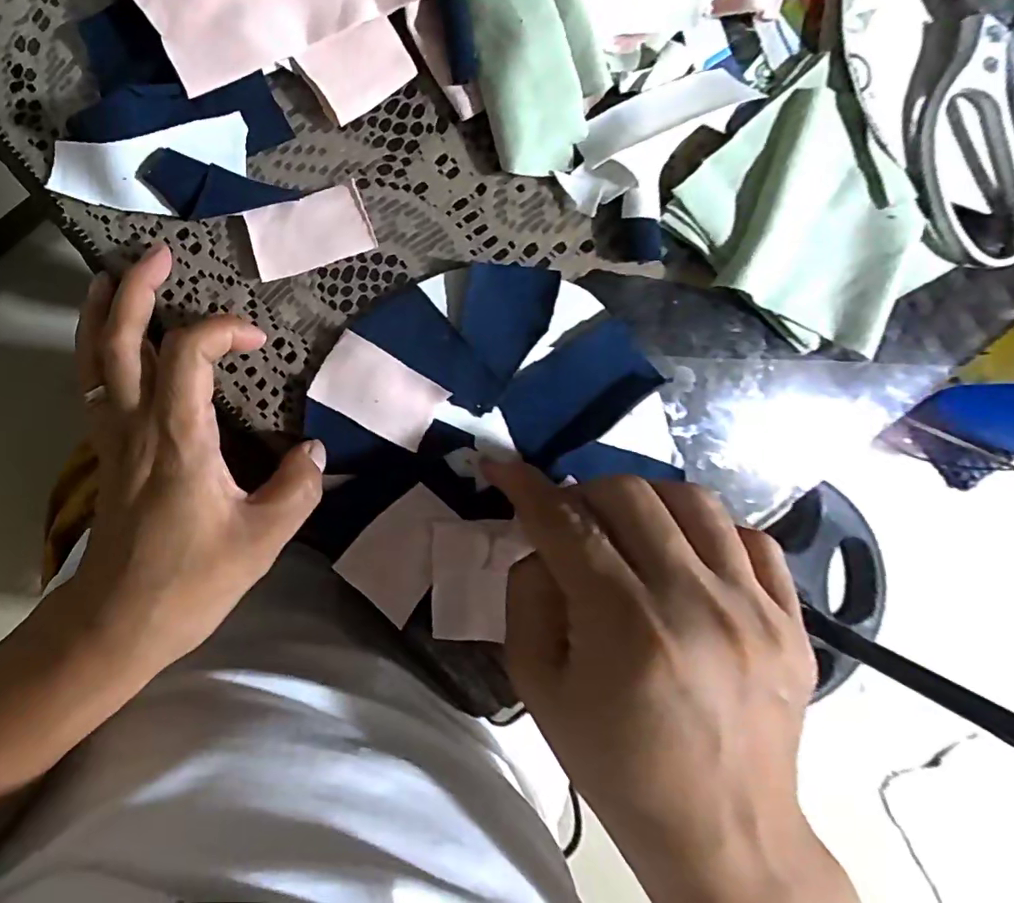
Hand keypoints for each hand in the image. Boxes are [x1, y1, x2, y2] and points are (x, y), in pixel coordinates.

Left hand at [64, 242, 325, 668]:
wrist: (120, 615)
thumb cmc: (189, 580)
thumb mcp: (260, 539)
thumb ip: (295, 488)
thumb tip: (314, 451)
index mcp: (176, 435)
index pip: (188, 352)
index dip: (219, 329)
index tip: (253, 338)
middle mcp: (134, 422)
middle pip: (119, 340)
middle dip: (133, 290)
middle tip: (153, 255)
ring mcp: (110, 434)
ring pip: (92, 359)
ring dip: (98, 313)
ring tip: (108, 278)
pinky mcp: (103, 449)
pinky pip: (92, 384)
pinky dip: (95, 351)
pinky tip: (106, 341)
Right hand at [489, 463, 855, 902]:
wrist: (720, 826)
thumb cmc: (607, 754)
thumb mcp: (533, 676)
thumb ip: (528, 596)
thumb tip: (542, 547)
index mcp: (625, 625)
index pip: (565, 522)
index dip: (524, 485)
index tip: (498, 465)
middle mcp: (697, 605)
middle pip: (630, 496)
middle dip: (578, 489)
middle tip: (556, 514)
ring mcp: (757, 613)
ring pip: (695, 502)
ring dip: (639, 499)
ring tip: (615, 525)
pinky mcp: (794, 625)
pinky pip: (753, 540)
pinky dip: (703, 528)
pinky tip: (675, 552)